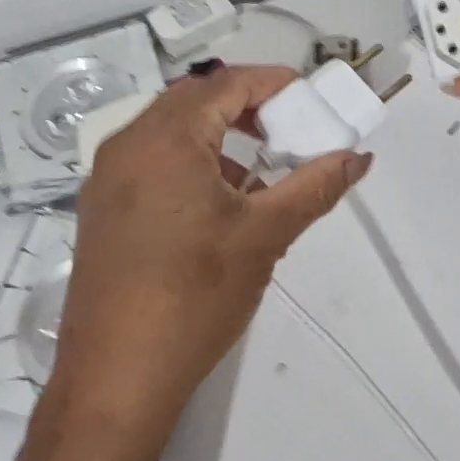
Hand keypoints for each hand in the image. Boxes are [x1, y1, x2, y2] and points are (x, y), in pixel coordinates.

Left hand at [47, 66, 372, 434]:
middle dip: (246, 109)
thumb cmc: (195, 295)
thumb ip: (315, 186)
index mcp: (164, 138)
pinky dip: (190, 164)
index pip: (225, 83)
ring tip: (259, 177)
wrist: (116, 377)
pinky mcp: (101, 209)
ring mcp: (106, 178)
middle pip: (194, 101)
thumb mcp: (266, 236)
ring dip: (218, 138)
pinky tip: (217, 208)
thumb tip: (359, 157)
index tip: (309, 100)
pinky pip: (151, 162)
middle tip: (288, 132)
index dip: (273, 83)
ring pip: (170, 132)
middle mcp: (127, 144)